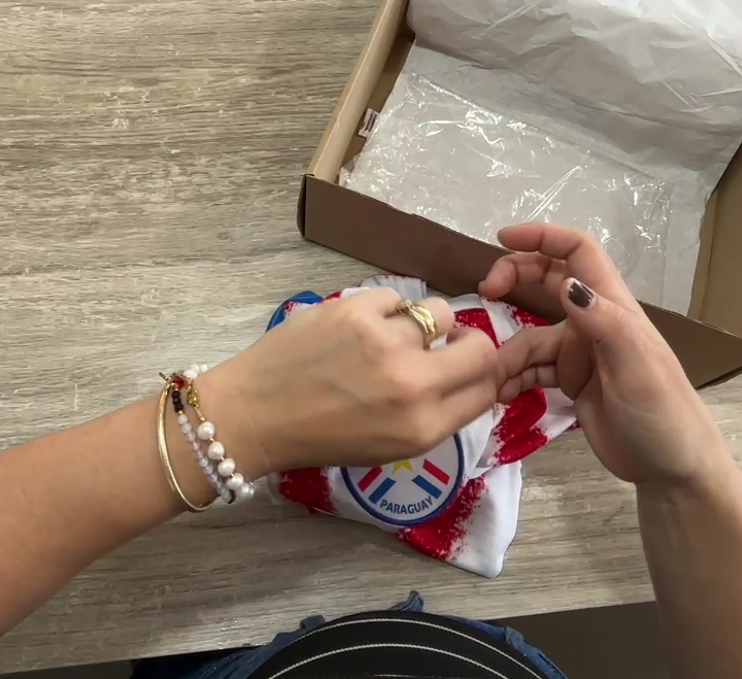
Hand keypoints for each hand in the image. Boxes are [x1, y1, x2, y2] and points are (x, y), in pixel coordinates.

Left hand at [197, 289, 504, 475]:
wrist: (254, 413)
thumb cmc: (321, 437)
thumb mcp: (391, 445)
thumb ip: (435, 413)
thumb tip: (468, 376)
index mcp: (423, 427)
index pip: (487, 389)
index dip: (484, 375)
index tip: (470, 367)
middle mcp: (412, 383)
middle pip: (480, 347)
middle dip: (469, 344)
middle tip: (447, 344)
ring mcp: (385, 340)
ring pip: (438, 312)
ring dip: (423, 323)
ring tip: (393, 334)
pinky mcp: (356, 308)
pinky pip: (395, 297)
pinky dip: (384, 310)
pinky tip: (359, 326)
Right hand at [483, 224, 737, 495]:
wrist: (674, 473)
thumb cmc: (664, 414)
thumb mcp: (636, 366)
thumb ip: (603, 323)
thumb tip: (566, 285)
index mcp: (612, 306)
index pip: (577, 252)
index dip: (542, 236)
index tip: (502, 238)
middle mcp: (593, 320)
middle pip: (548, 279)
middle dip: (514, 277)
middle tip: (485, 293)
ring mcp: (581, 352)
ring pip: (532, 334)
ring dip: (508, 350)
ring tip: (491, 377)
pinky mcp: (571, 381)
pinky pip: (532, 368)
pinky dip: (513, 377)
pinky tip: (500, 394)